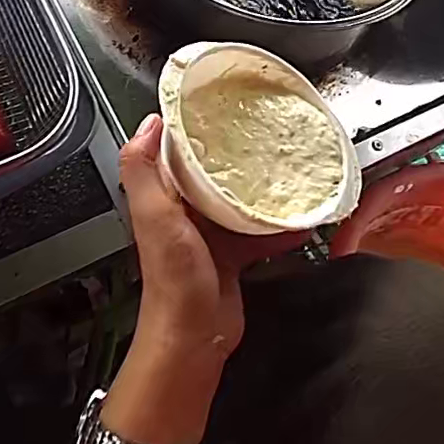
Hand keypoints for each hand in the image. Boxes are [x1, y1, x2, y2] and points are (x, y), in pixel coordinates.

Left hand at [117, 112, 308, 360]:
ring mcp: (207, 233)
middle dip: (233, 155)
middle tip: (262, 136)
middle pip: (208, 173)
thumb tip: (147, 125)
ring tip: (286, 171)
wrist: (195, 334)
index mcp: (161, 197)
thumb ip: (143, 170)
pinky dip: (277, 226)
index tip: (216, 108)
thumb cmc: (174, 280)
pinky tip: (300, 218)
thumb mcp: (154, 215)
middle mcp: (181, 211)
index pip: (173, 153)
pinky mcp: (230, 255)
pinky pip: (256, 232)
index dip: (191, 130)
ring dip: (259, 189)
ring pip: (236, 200)